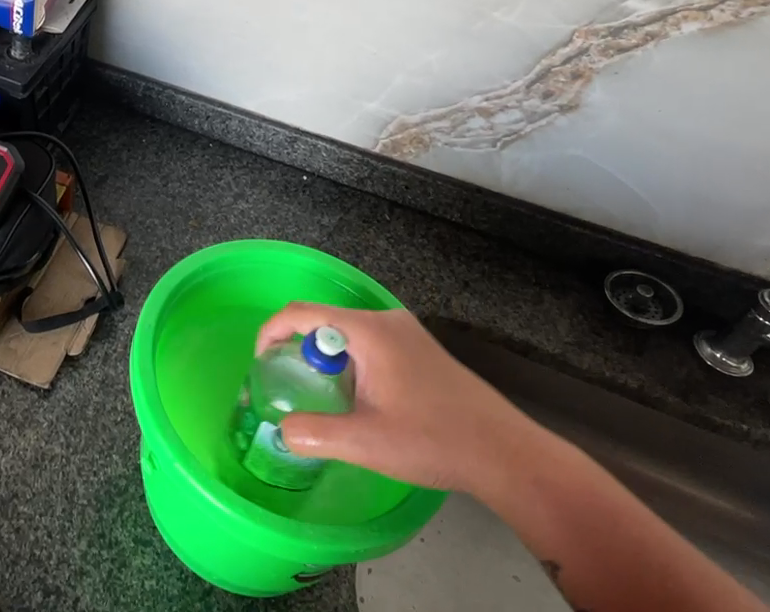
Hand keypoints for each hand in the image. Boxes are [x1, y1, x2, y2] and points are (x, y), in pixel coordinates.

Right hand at [254, 303, 545, 494]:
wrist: (507, 455)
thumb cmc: (434, 440)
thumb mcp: (365, 442)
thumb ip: (314, 433)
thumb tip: (282, 431)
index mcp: (369, 331)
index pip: (301, 313)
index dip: (271, 332)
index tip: (261, 363)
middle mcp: (386, 321)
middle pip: (323, 322)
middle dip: (299, 351)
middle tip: (291, 388)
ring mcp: (407, 333)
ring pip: (346, 335)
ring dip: (327, 361)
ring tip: (323, 400)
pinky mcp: (421, 350)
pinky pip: (369, 345)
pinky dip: (351, 365)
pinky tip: (361, 402)